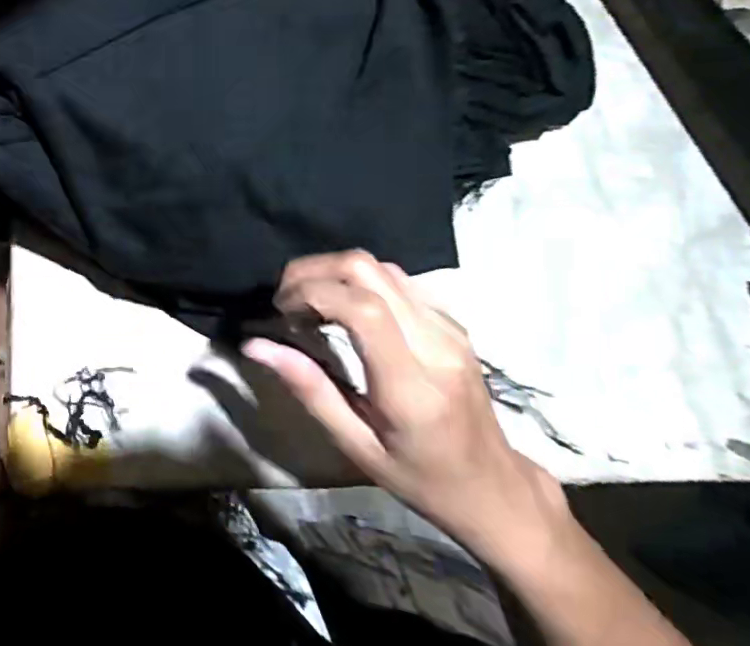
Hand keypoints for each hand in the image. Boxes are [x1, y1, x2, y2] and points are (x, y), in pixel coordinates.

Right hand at [243, 251, 570, 568]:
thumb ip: (309, 389)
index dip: (312, 292)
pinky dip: (358, 281)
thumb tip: (255, 346)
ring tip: (308, 304)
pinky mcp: (451, 319)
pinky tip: (342, 307)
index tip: (281, 311)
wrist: (493, 483)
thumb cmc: (421, 478)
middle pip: (367, 269)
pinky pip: (397, 279)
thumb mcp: (357, 447)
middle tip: (286, 301)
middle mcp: (435, 343)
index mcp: (413, 387)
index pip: (362, 309)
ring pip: (381, 266)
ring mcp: (448, 325)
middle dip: (314, 271)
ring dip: (334, 272)